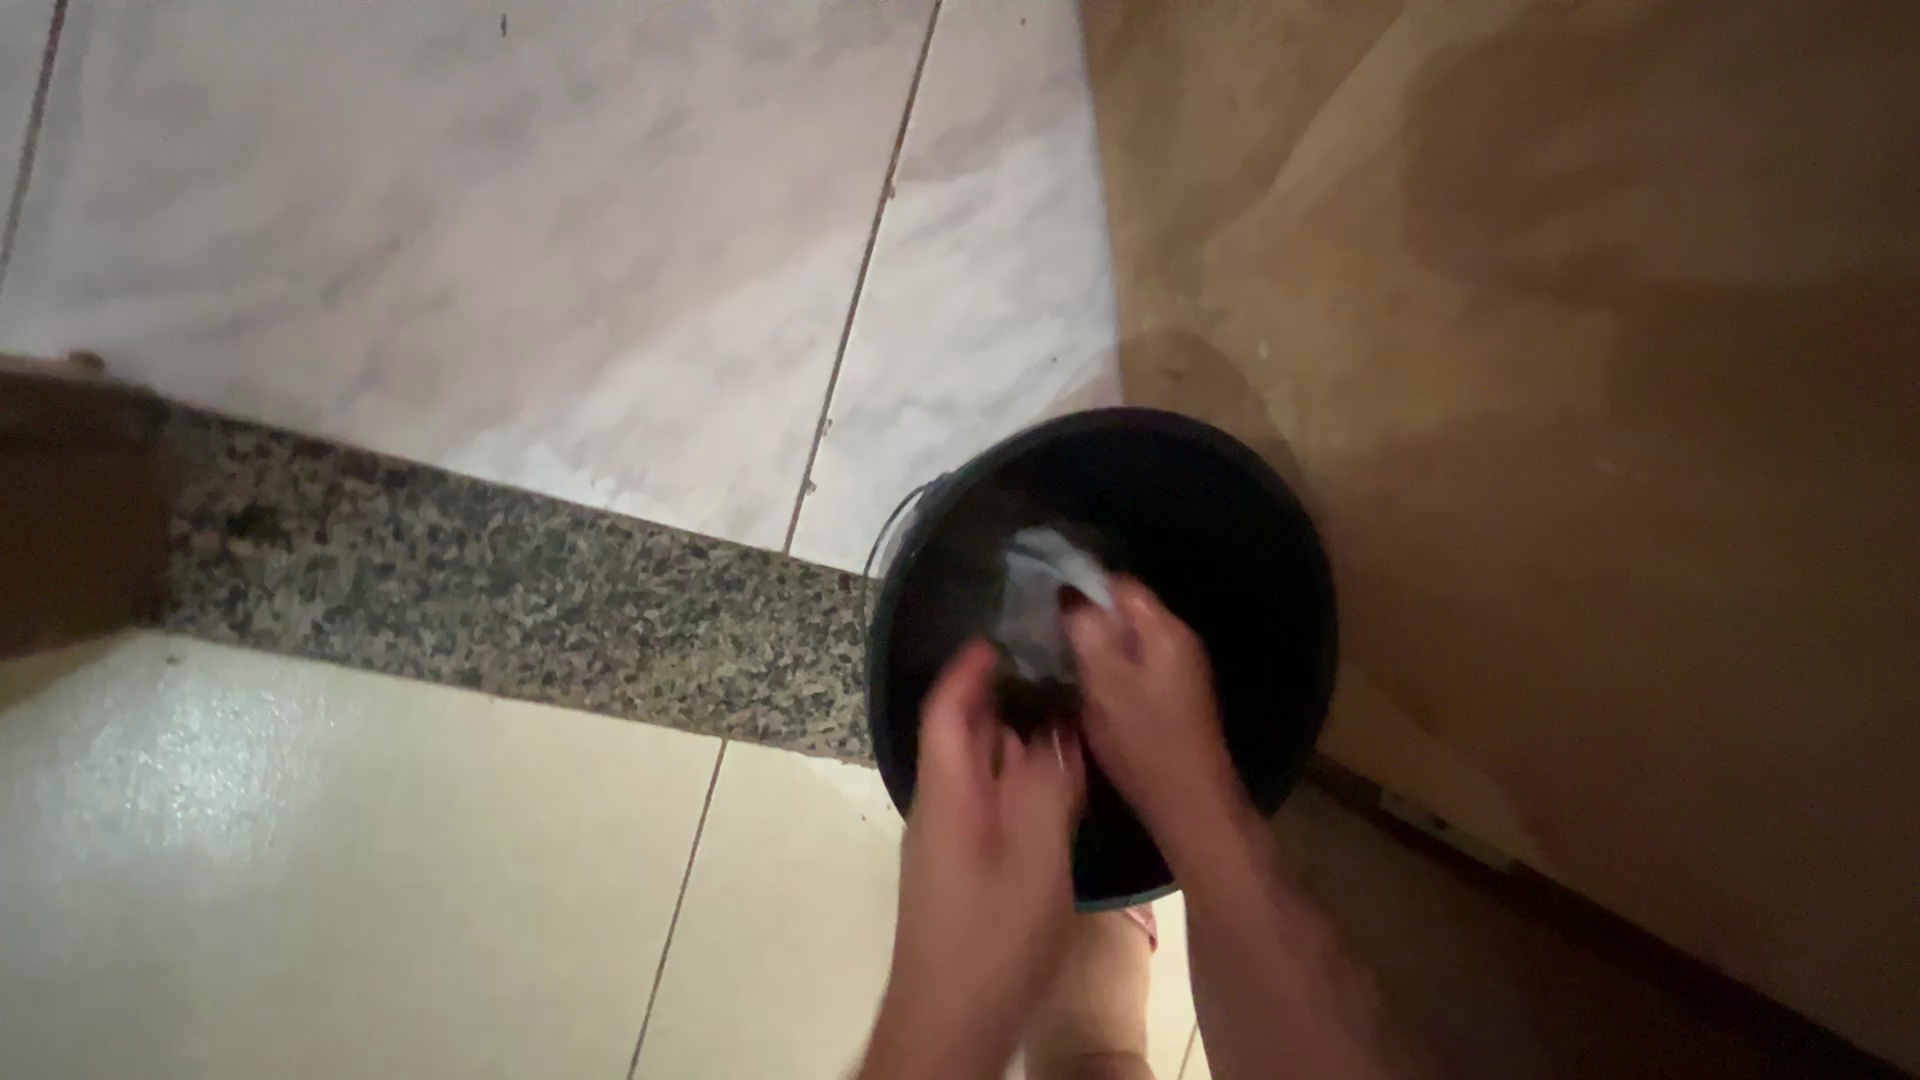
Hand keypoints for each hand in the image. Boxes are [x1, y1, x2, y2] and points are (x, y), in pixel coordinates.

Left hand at [861, 641, 1086, 1079]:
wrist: (949, 1022)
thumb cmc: (991, 936)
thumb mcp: (1034, 856)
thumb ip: (1046, 787)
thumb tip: (1054, 729)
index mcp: (947, 793)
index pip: (946, 711)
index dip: (967, 669)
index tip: (998, 637)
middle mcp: (940, 805)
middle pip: (962, 735)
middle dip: (998, 697)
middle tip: (1048, 667)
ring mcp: (950, 837)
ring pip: (978, 769)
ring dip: (1011, 738)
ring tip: (1060, 711)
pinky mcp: (964, 863)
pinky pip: (988, 800)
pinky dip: (1016, 777)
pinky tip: (1054, 781)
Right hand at [1065, 578, 1239, 840]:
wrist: (1189, 802)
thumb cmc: (1143, 739)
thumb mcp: (1104, 680)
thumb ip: (1086, 629)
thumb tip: (1068, 591)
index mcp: (1164, 628)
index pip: (1119, 584)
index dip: (1081, 587)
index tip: (1046, 605)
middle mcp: (1177, 639)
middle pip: (1124, 610)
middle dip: (1086, 618)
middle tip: (1047, 635)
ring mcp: (1179, 668)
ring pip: (1128, 639)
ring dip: (1096, 645)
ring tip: (1060, 660)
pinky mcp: (1173, 694)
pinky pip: (1135, 664)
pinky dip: (1110, 668)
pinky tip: (1088, 688)